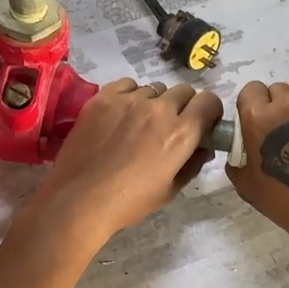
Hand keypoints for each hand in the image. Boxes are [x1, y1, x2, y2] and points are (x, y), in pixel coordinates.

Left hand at [34, 78, 222, 241]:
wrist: (79, 200)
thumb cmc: (129, 202)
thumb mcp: (170, 190)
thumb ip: (192, 164)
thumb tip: (205, 148)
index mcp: (181, 133)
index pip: (209, 101)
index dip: (209, 111)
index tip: (201, 123)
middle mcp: (160, 110)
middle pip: (183, 91)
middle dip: (183, 106)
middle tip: (169, 126)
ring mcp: (130, 100)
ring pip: (154, 88)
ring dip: (155, 102)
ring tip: (140, 123)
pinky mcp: (104, 97)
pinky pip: (127, 84)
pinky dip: (130, 95)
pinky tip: (121, 114)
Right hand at [227, 52, 288, 248]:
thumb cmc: (284, 201)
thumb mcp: (245, 184)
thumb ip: (236, 157)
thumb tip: (239, 144)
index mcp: (257, 118)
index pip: (250, 91)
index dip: (255, 106)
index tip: (263, 122)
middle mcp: (286, 103)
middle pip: (278, 87)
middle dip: (280, 103)